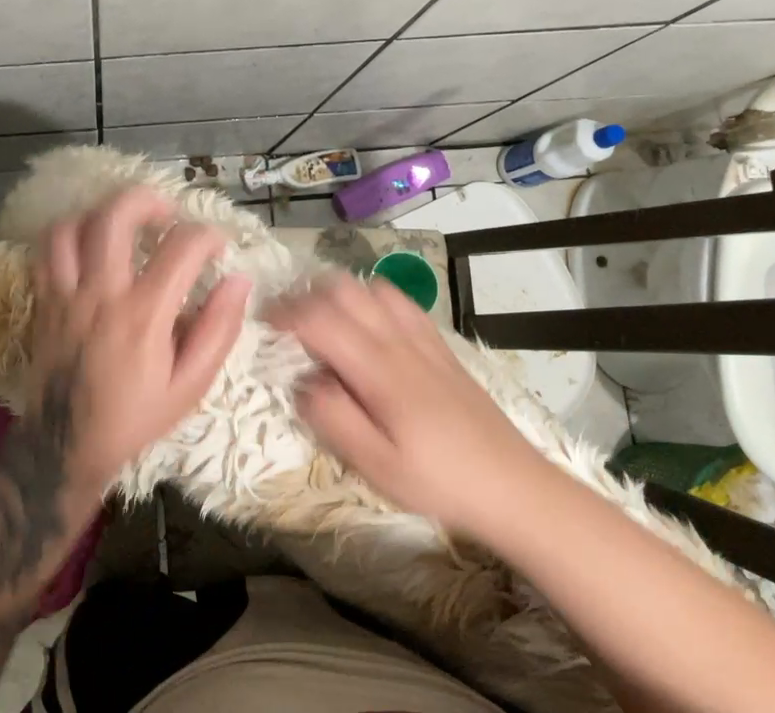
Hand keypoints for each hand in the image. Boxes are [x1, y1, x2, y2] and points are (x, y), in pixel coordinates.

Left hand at [27, 187, 251, 494]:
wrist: (66, 445)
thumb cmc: (136, 417)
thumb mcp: (191, 385)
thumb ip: (218, 330)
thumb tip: (238, 281)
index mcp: (144, 315)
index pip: (181, 247)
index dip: (207, 235)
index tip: (217, 245)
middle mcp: (101, 294)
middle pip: (115, 216)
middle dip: (146, 199)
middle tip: (166, 211)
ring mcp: (65, 294)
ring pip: (72, 226)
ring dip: (100, 214)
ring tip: (122, 225)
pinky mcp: (42, 301)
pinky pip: (45, 251)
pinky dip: (66, 236)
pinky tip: (87, 246)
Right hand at [267, 275, 554, 542]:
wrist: (513, 487)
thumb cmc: (439, 483)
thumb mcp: (376, 465)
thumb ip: (332, 418)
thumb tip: (301, 381)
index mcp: (379, 371)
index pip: (320, 319)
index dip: (285, 314)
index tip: (261, 324)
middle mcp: (400, 343)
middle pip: (345, 289)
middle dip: (306, 296)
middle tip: (284, 322)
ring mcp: (424, 340)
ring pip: (372, 287)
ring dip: (338, 293)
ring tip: (319, 319)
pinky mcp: (440, 347)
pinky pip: (401, 301)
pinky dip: (371, 298)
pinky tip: (366, 324)